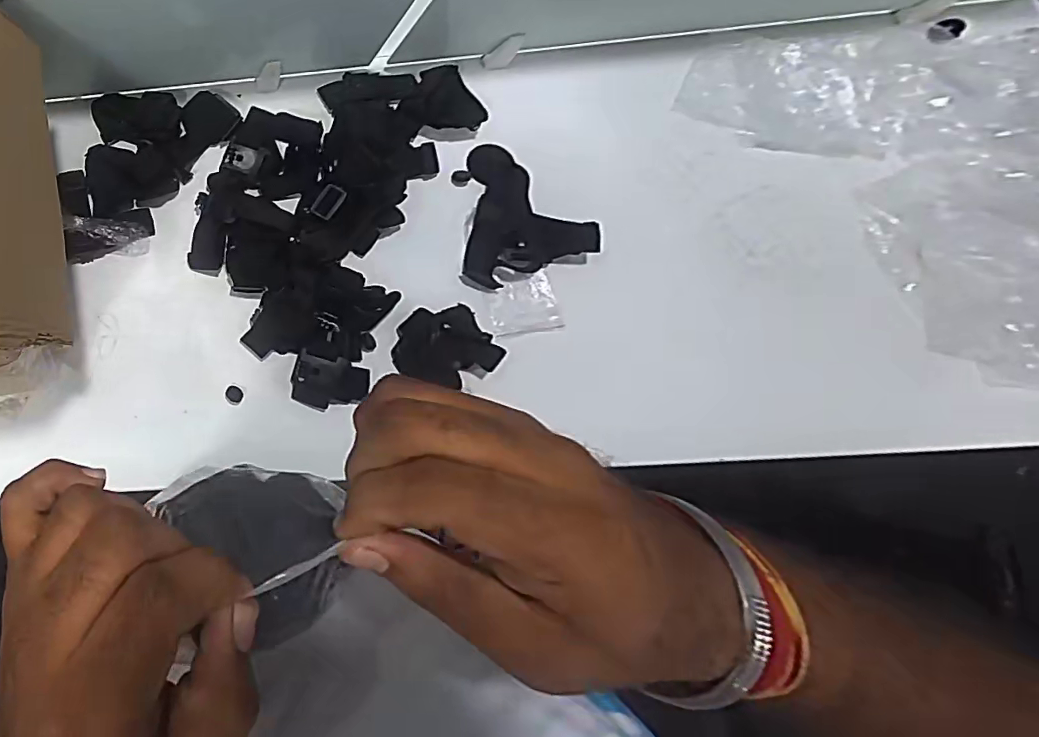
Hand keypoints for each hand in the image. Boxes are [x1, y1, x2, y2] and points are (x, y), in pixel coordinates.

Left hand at [0, 460, 257, 736]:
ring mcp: (22, 590)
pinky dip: (58, 477)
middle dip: (177, 550)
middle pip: (119, 541)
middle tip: (196, 585)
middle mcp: (45, 633)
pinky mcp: (12, 566)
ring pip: (81, 509)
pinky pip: (21, 499)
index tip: (235, 595)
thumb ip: (225, 690)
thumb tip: (234, 607)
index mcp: (88, 695)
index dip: (212, 579)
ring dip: (134, 517)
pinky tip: (96, 486)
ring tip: (156, 556)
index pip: (154, 595)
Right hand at [335, 378, 743, 693]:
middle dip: (363, 468)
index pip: (430, 485)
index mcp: (548, 525)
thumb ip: (442, 592)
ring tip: (380, 486)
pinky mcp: (507, 411)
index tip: (352, 538)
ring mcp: (518, 424)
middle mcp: (532, 457)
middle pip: (410, 426)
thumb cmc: (611, 629)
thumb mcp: (533, 650)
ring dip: (371, 438)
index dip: (372, 505)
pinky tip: (397, 458)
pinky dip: (390, 416)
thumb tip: (360, 544)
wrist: (685, 585)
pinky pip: (424, 389)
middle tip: (368, 515)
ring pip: (408, 396)